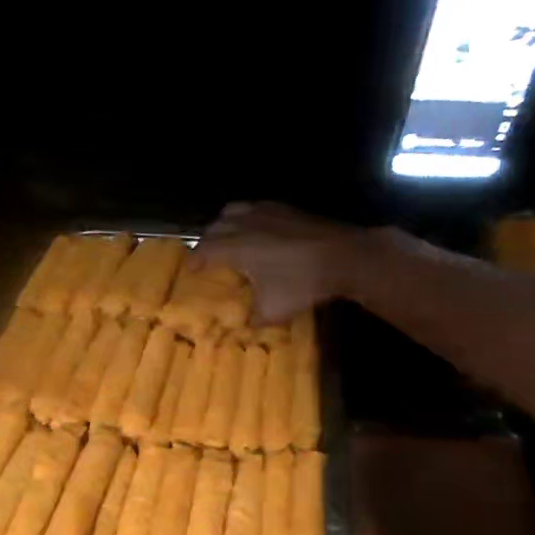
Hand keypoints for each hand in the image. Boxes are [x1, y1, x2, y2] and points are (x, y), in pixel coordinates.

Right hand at [194, 202, 376, 324]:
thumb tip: (242, 327)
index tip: (189, 273)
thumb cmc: (304, 282)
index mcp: (236, 247)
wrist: (345, 256)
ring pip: (232, 211)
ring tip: (226, 240)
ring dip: (223, 225)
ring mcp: (266, 211)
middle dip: (205, 243)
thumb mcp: (274, 310)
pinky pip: (253, 207)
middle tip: (205, 259)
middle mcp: (245, 224)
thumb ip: (252, 319)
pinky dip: (245, 218)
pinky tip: (254, 231)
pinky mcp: (284, 208)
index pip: (204, 250)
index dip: (194, 262)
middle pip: (214, 228)